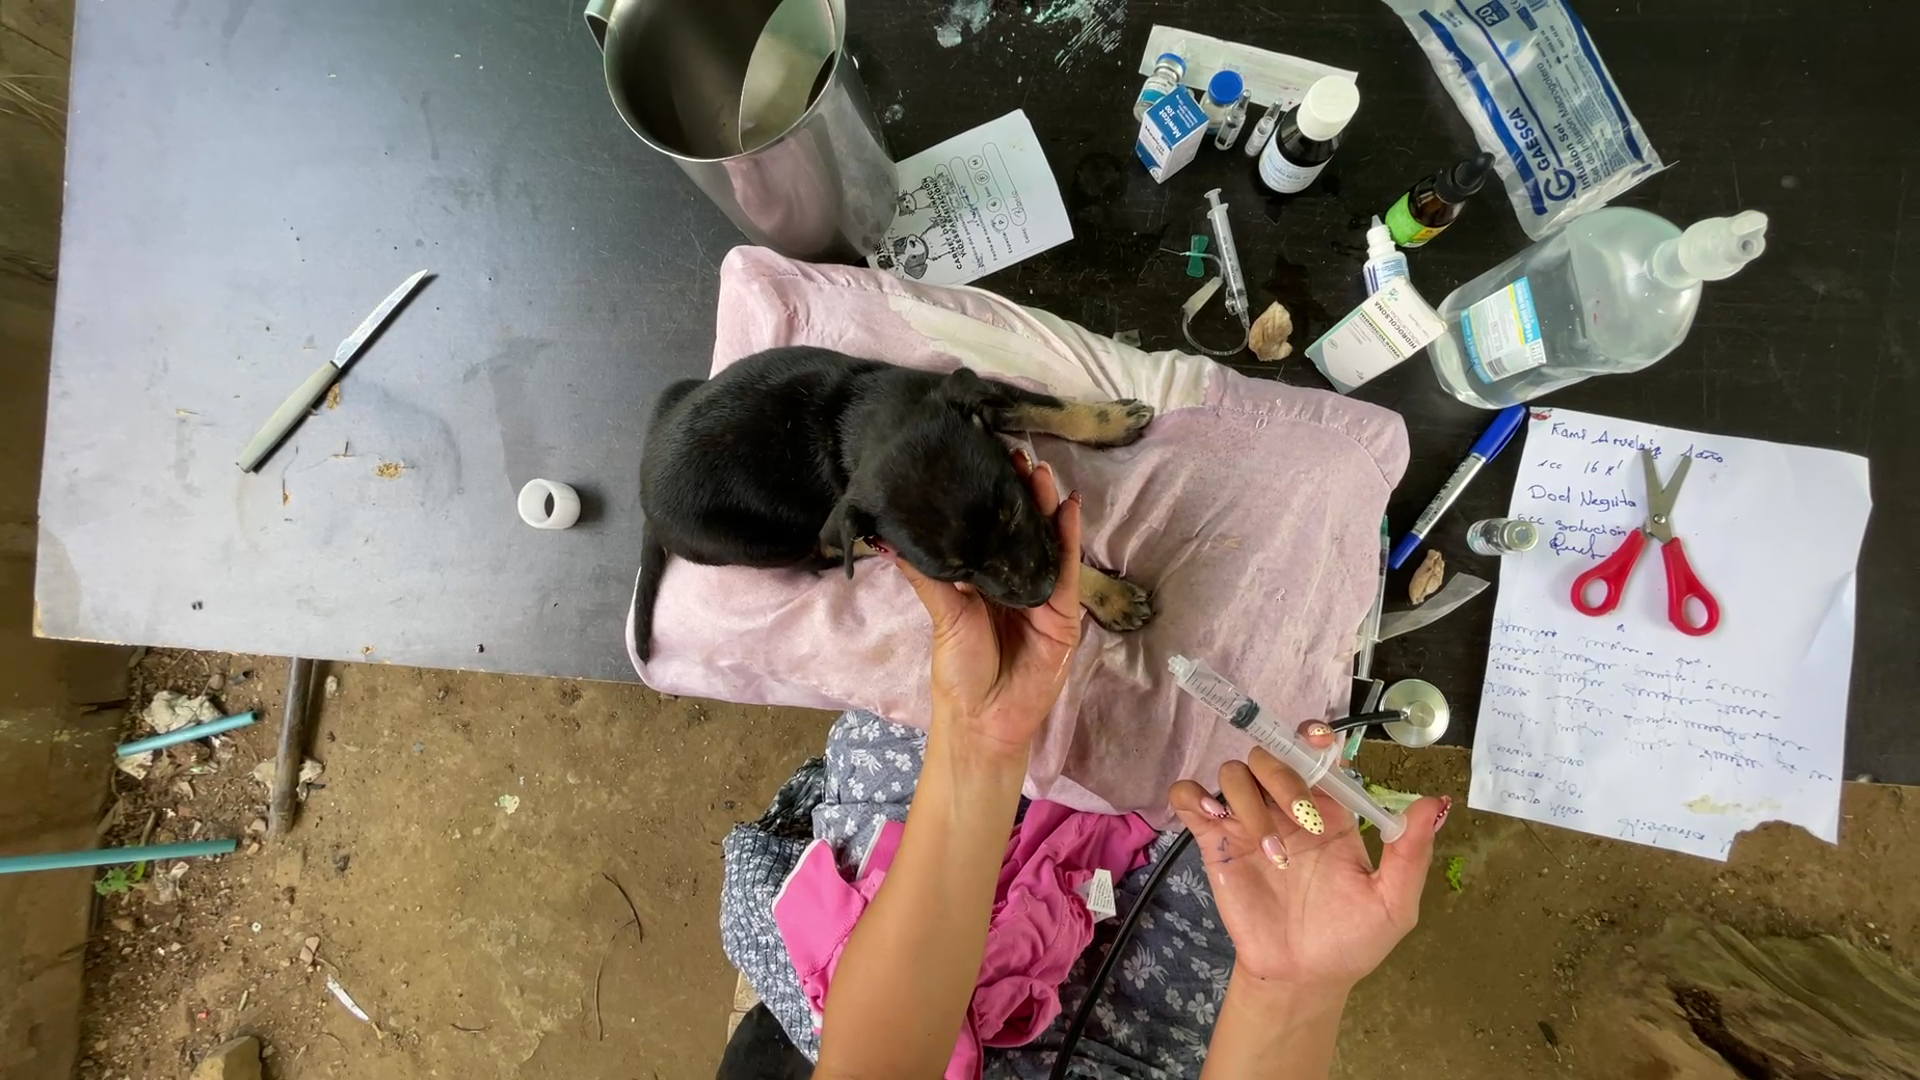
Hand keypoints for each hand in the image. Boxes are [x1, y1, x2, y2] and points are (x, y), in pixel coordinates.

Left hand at [885, 451, 1081, 755]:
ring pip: (1045, 542)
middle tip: (1014, 453)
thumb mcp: (942, 613)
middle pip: (1019, 530)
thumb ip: (925, 574)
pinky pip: (1069, 568)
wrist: (986, 718)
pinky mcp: (1064, 611)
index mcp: (982, 580)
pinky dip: (1070, 538)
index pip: (987, 530)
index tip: (982, 460)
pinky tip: (1070, 506)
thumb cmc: (960, 669)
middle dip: (1018, 493)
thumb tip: (887, 538)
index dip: (987, 499)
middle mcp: (1013, 581)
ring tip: (1039, 470)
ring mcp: (1042, 594)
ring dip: (1045, 506)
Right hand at [1169, 728, 1448, 992]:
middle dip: (1283, 779)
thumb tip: (1435, 802)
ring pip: (1231, 772)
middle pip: (1268, 756)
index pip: (1313, 754)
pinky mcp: (1213, 838)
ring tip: (1270, 852)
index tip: (1316, 739)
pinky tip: (1215, 819)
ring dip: (1247, 802)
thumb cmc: (1350, 938)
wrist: (1303, 976)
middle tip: (1303, 824)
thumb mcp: (1392, 902)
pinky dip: (1194, 795)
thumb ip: (1410, 853)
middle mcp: (1282, 805)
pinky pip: (1188, 795)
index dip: (1310, 737)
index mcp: (1325, 809)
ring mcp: (1244, 819)